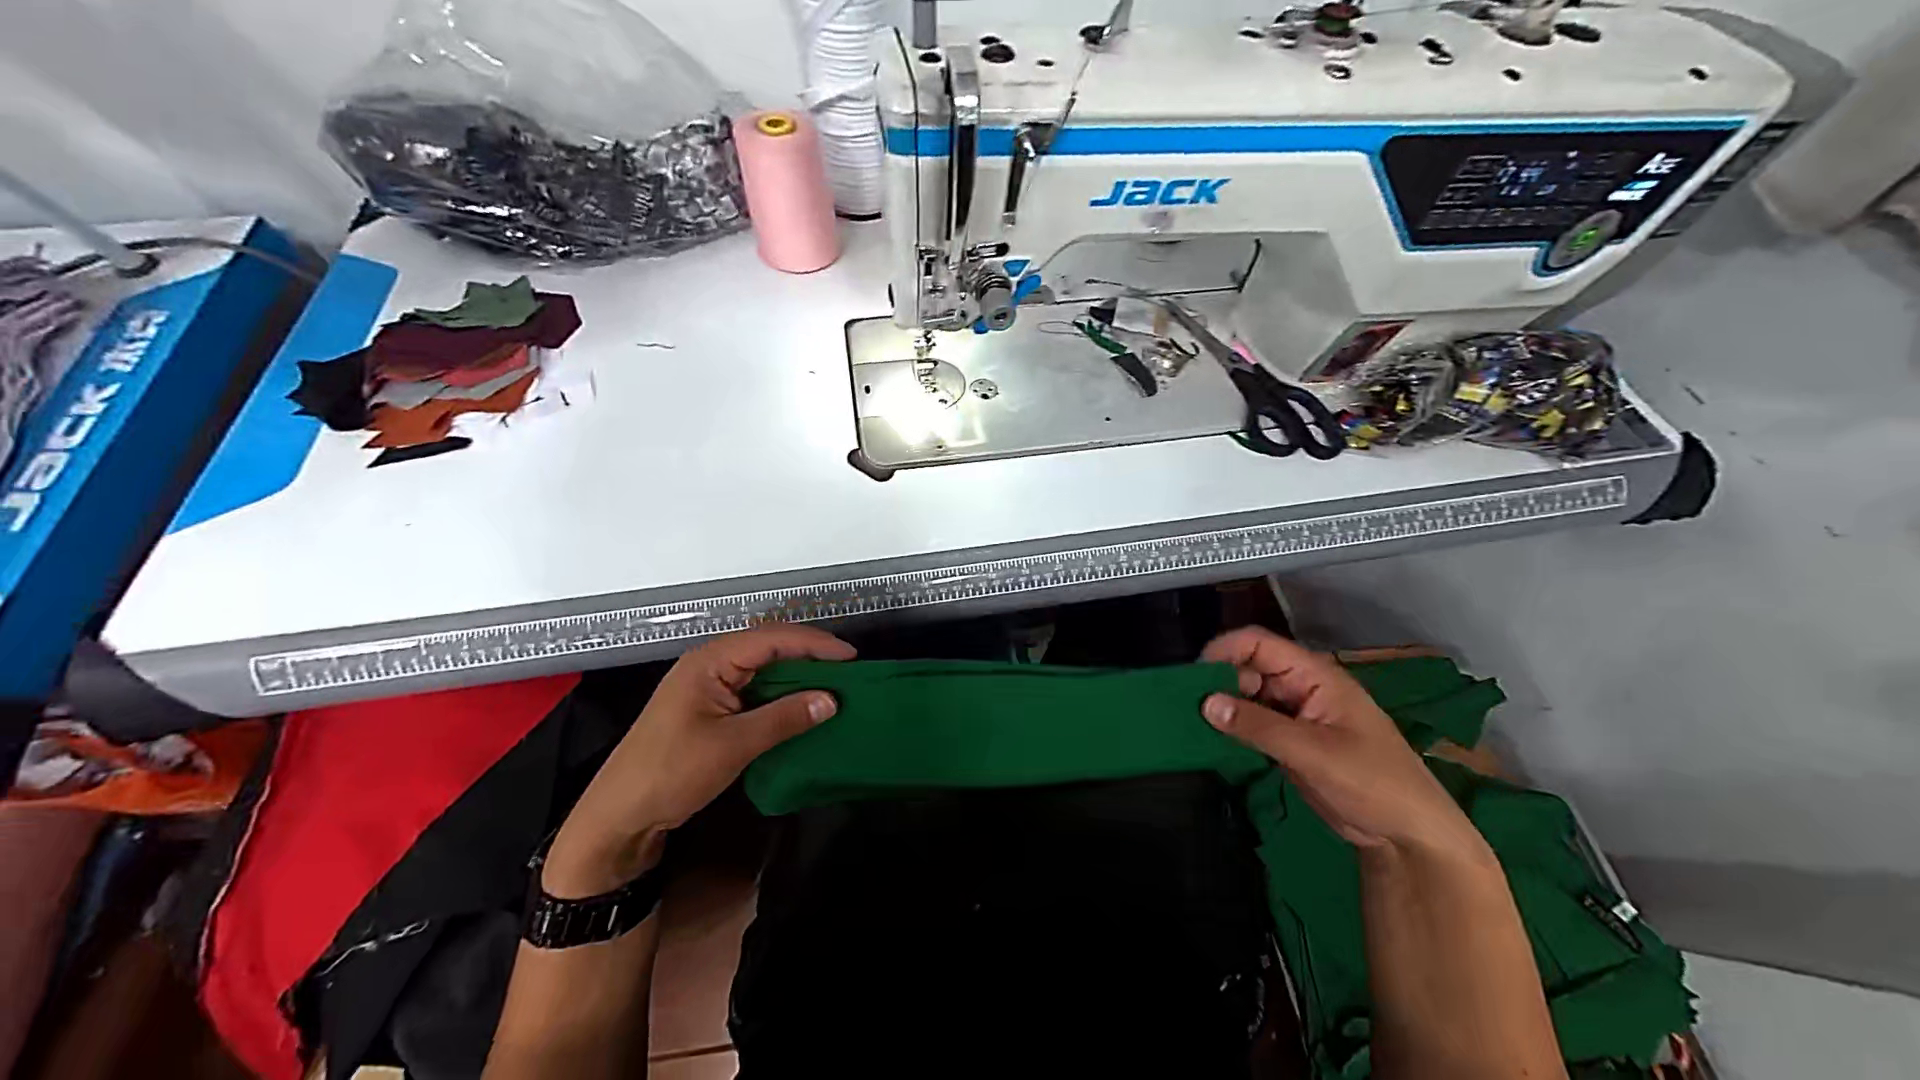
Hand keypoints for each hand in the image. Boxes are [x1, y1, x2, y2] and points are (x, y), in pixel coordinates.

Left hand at [543, 624, 855, 896]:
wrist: (620, 817)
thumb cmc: (670, 773)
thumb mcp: (733, 745)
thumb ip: (784, 718)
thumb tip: (831, 699)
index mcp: (710, 661)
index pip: (772, 638)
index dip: (815, 644)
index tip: (851, 658)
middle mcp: (710, 665)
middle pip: (769, 648)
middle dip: (810, 656)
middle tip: (849, 671)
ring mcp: (709, 687)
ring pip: (763, 670)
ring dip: (798, 677)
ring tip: (835, 687)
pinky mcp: (711, 710)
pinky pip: (755, 692)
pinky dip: (782, 698)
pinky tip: (804, 709)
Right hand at [1200, 626, 1481, 855]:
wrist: (1407, 835)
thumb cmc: (1373, 782)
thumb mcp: (1314, 752)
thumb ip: (1258, 726)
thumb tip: (1206, 703)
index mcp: (1314, 676)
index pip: (1259, 644)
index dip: (1224, 650)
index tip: (1192, 676)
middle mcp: (1300, 687)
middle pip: (1248, 667)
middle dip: (1218, 681)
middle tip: (1189, 708)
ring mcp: (1294, 715)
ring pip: (1246, 696)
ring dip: (1222, 706)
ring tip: (1191, 722)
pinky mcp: (1289, 741)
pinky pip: (1251, 723)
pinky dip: (1231, 727)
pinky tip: (1210, 738)